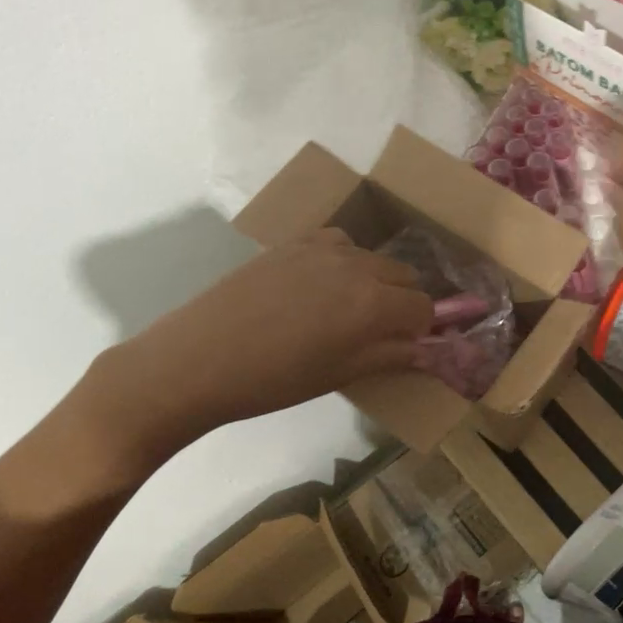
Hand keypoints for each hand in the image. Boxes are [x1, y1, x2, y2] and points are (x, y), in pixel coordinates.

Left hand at [81, 229, 431, 458]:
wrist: (196, 360)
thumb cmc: (274, 380)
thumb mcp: (341, 374)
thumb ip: (391, 355)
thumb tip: (426, 350)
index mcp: (375, 303)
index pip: (424, 307)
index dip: (421, 329)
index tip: (405, 346)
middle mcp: (358, 266)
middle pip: (405, 276)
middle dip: (402, 302)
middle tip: (377, 331)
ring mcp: (324, 249)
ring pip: (373, 258)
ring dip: (374, 281)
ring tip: (345, 310)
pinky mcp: (293, 242)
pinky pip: (339, 243)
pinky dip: (343, 261)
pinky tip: (320, 285)